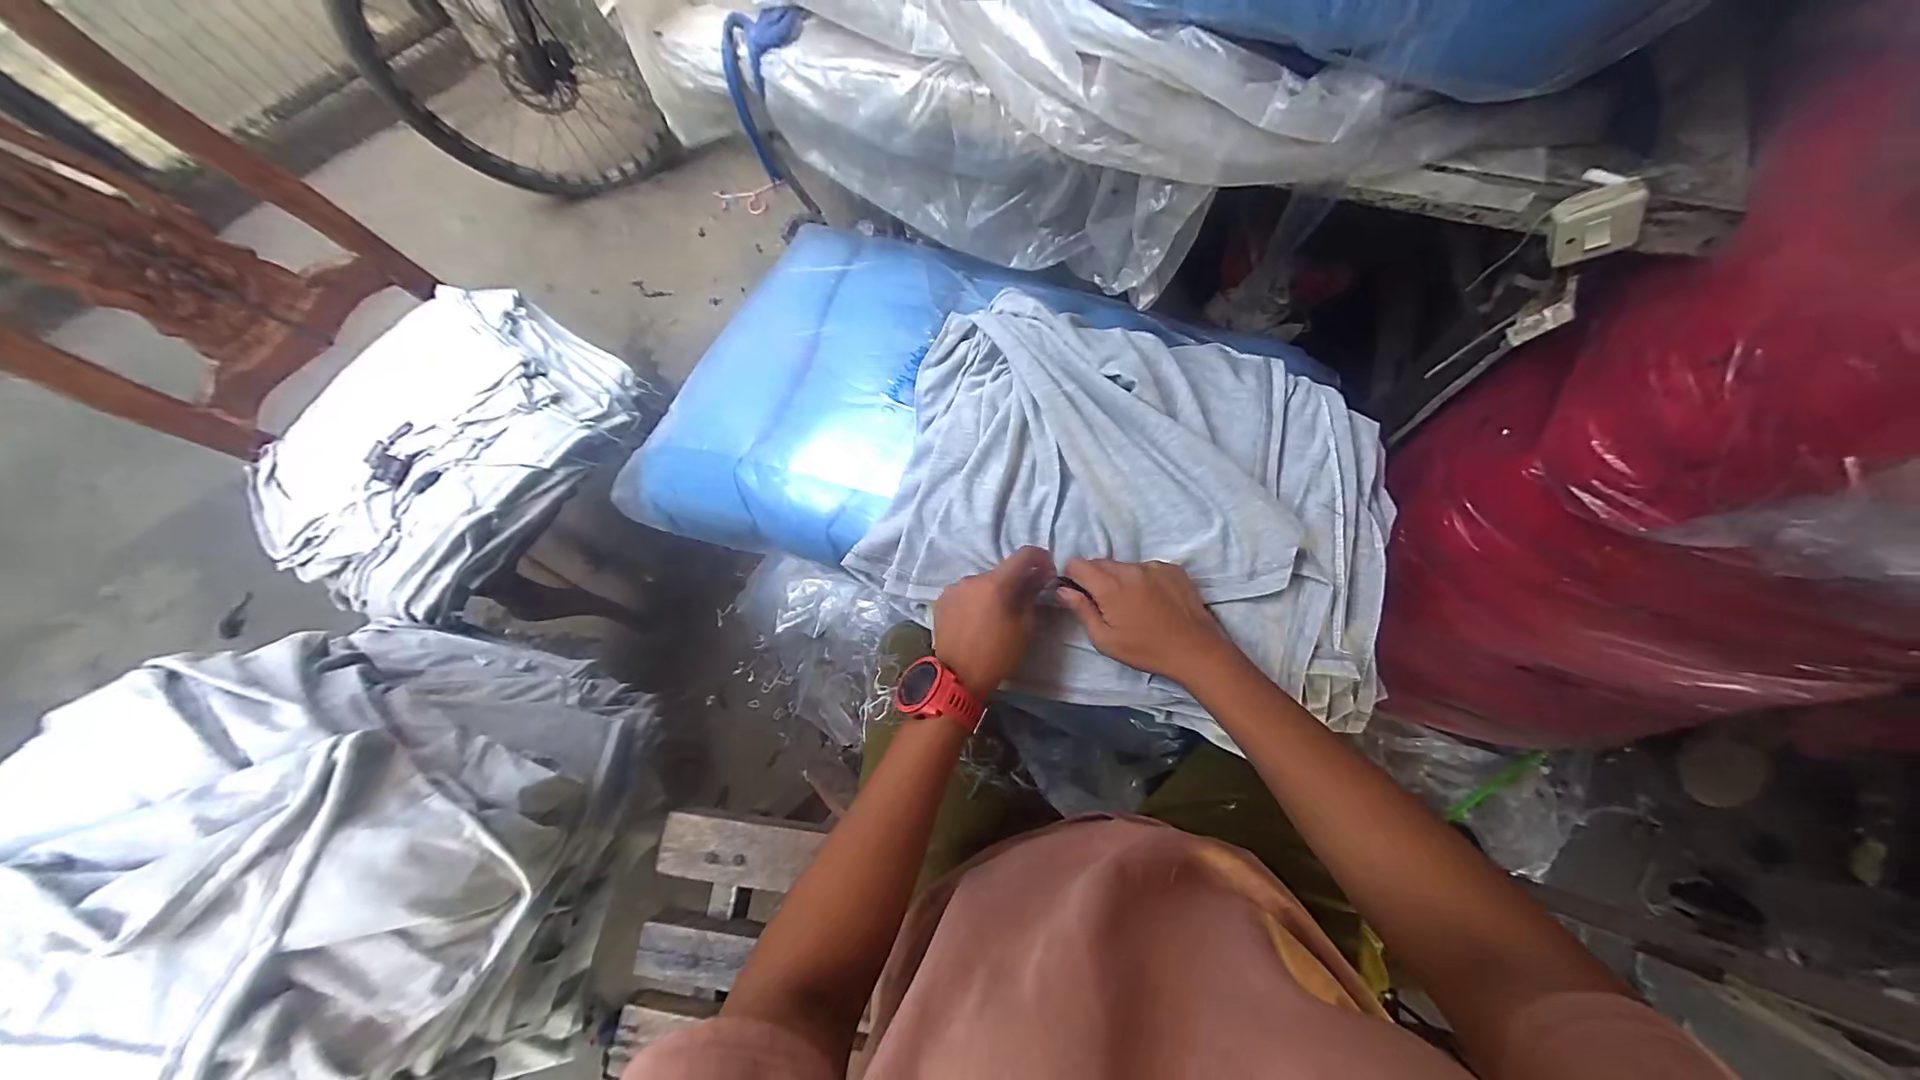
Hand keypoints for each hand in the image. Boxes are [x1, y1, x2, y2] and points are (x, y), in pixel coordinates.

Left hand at [931, 546, 1055, 695]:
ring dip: (992, 592)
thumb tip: (1040, 575)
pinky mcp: (941, 600)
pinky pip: (965, 593)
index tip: (1047, 573)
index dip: (1041, 558)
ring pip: (981, 583)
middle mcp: (972, 578)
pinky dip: (974, 600)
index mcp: (995, 583)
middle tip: (1021, 603)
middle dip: (1015, 582)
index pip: (1025, 554)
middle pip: (1001, 572)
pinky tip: (975, 621)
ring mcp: (953, 588)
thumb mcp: (1024, 626)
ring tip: (994, 617)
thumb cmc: (997, 655)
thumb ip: (1031, 594)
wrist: (958, 677)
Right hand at [1055, 558, 1241, 684]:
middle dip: (1095, 578)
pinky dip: (1143, 579)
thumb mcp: (1105, 639)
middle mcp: (1130, 569)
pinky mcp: (1172, 568)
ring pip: (1124, 565)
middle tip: (1105, 604)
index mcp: (1110, 586)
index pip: (1077, 564)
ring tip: (1133, 604)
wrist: (1196, 650)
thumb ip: (1081, 610)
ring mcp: (1153, 566)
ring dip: (1120, 578)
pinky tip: (1153, 600)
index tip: (1078, 593)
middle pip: (1100, 562)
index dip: (1072, 577)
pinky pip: (1146, 567)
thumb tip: (1062, 590)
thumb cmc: (1145, 650)